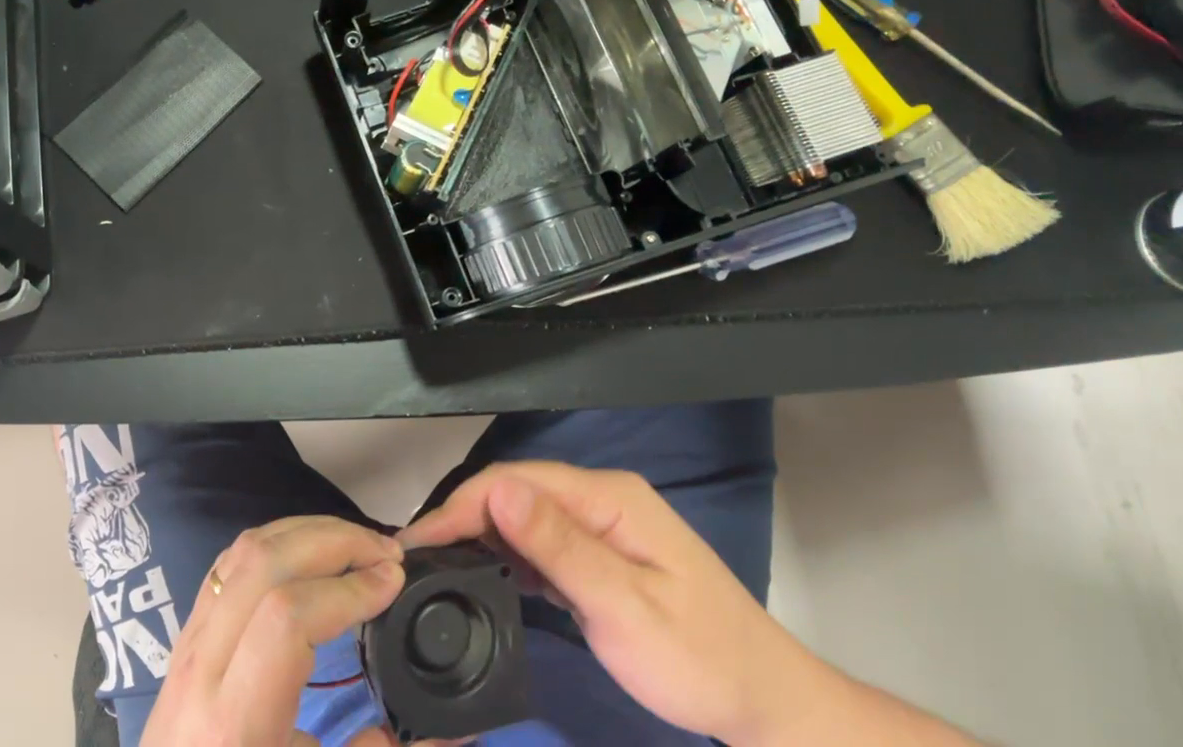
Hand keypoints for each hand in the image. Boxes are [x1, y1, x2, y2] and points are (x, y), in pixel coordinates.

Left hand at [140, 516, 406, 746]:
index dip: (348, 588)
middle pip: (264, 564)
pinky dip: (277, 542)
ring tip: (360, 545)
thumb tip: (448, 732)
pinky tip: (314, 554)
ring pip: (242, 552)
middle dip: (335, 541)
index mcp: (236, 719)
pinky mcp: (186, 634)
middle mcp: (204, 665)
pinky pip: (228, 564)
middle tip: (389, 553)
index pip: (287, 616)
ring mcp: (188, 642)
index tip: (395, 583)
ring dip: (307, 532)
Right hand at [398, 463, 834, 745]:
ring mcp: (605, 525)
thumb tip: (496, 491)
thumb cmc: (698, 659)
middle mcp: (604, 499)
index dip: (460, 507)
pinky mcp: (604, 553)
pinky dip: (514, 556)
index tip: (417, 545)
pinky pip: (545, 541)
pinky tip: (497, 579)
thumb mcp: (624, 606)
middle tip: (420, 560)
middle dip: (465, 519)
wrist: (765, 701)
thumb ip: (558, 546)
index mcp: (609, 498)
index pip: (515, 482)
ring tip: (445, 567)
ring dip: (486, 537)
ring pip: (526, 515)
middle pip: (517, 492)